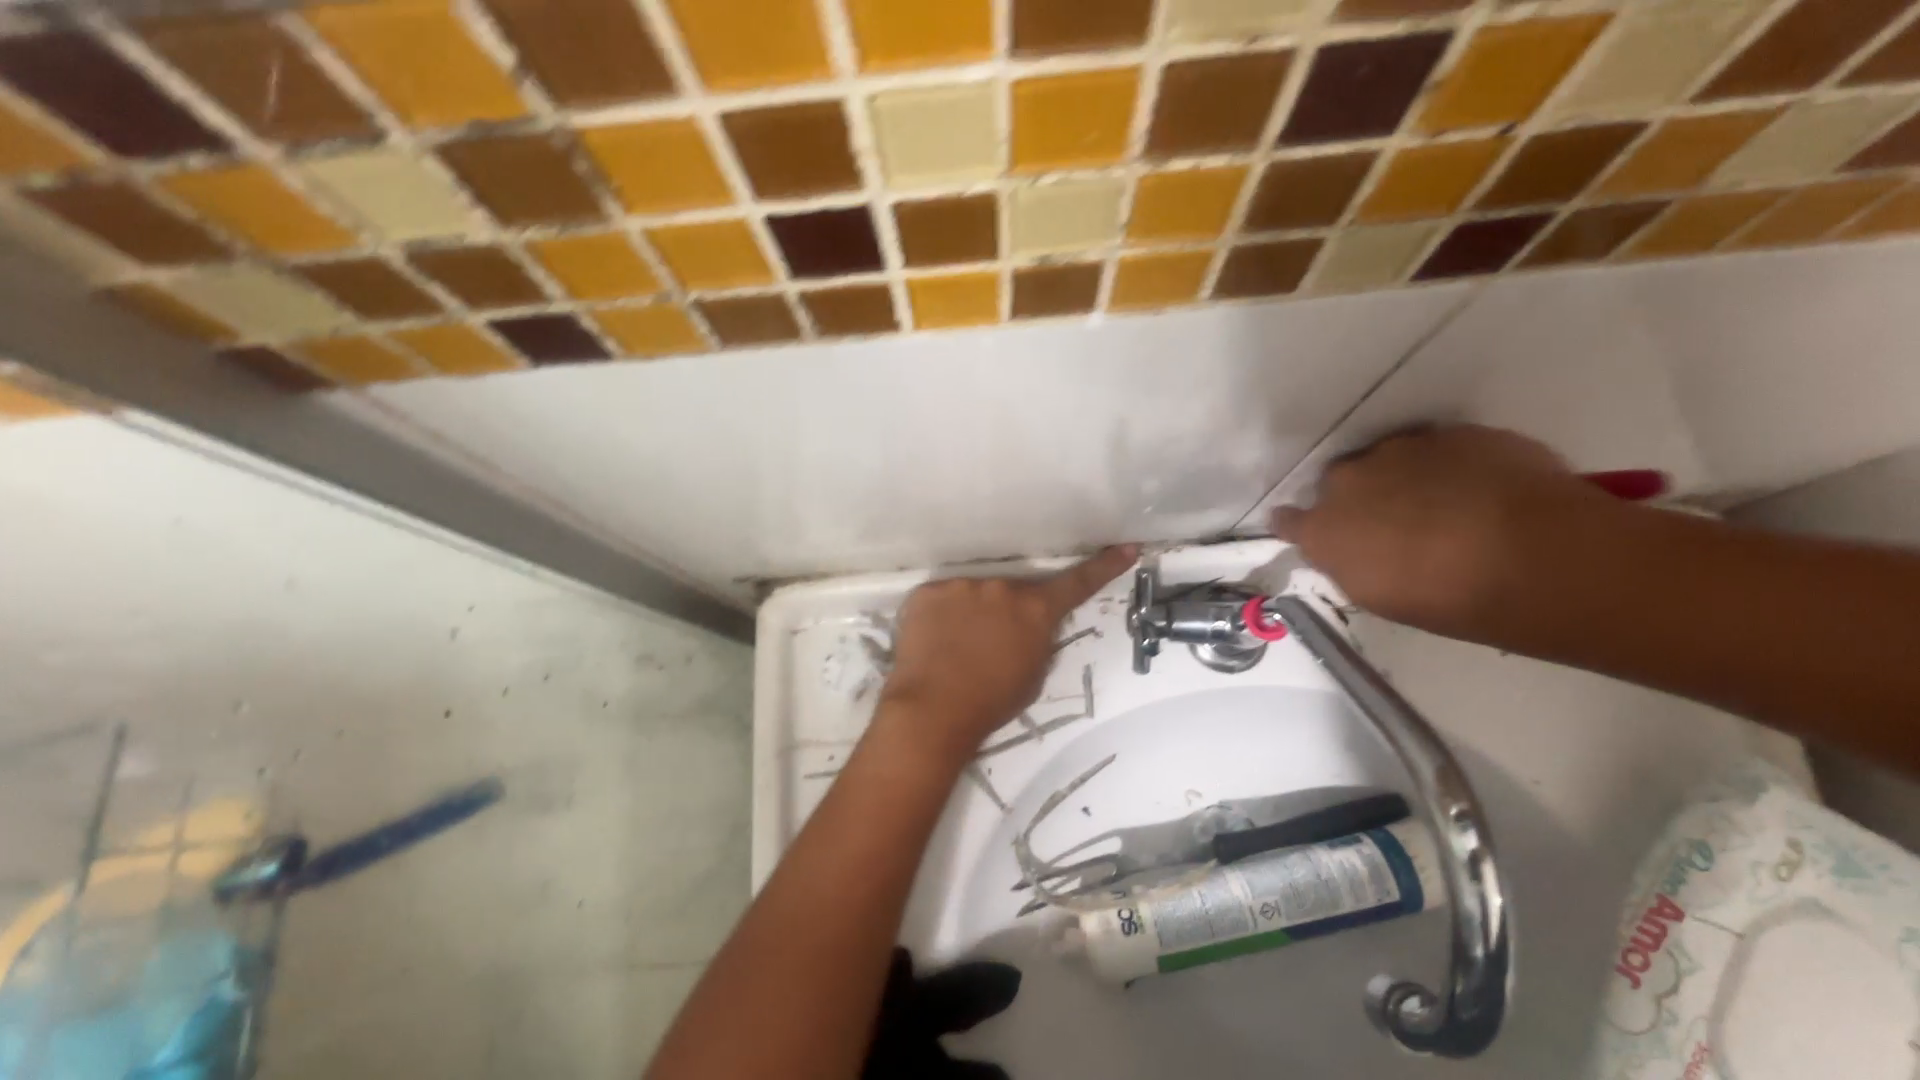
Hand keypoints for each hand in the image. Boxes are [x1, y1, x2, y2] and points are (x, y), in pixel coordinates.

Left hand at [875, 546, 1138, 768]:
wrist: (933, 711)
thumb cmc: (991, 703)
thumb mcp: (1034, 675)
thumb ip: (1038, 640)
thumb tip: (1031, 627)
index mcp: (1036, 611)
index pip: (1077, 583)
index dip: (1103, 567)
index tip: (1127, 548)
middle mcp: (1002, 588)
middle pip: (1013, 593)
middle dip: (1008, 614)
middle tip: (990, 647)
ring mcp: (961, 586)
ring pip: (974, 595)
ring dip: (972, 615)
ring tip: (956, 650)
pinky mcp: (927, 592)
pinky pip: (941, 600)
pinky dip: (940, 619)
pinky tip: (933, 644)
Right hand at [1272, 425, 1618, 640]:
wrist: (1530, 554)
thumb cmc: (1447, 599)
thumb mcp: (1382, 597)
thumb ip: (1353, 563)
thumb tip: (1350, 550)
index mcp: (1326, 529)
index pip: (1290, 521)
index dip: (1297, 524)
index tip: (1307, 530)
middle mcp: (1351, 479)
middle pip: (1340, 481)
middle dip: (1358, 495)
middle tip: (1390, 521)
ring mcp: (1404, 449)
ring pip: (1391, 458)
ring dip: (1404, 475)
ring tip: (1442, 503)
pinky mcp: (1456, 433)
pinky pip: (1443, 449)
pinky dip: (1453, 466)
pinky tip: (1483, 489)